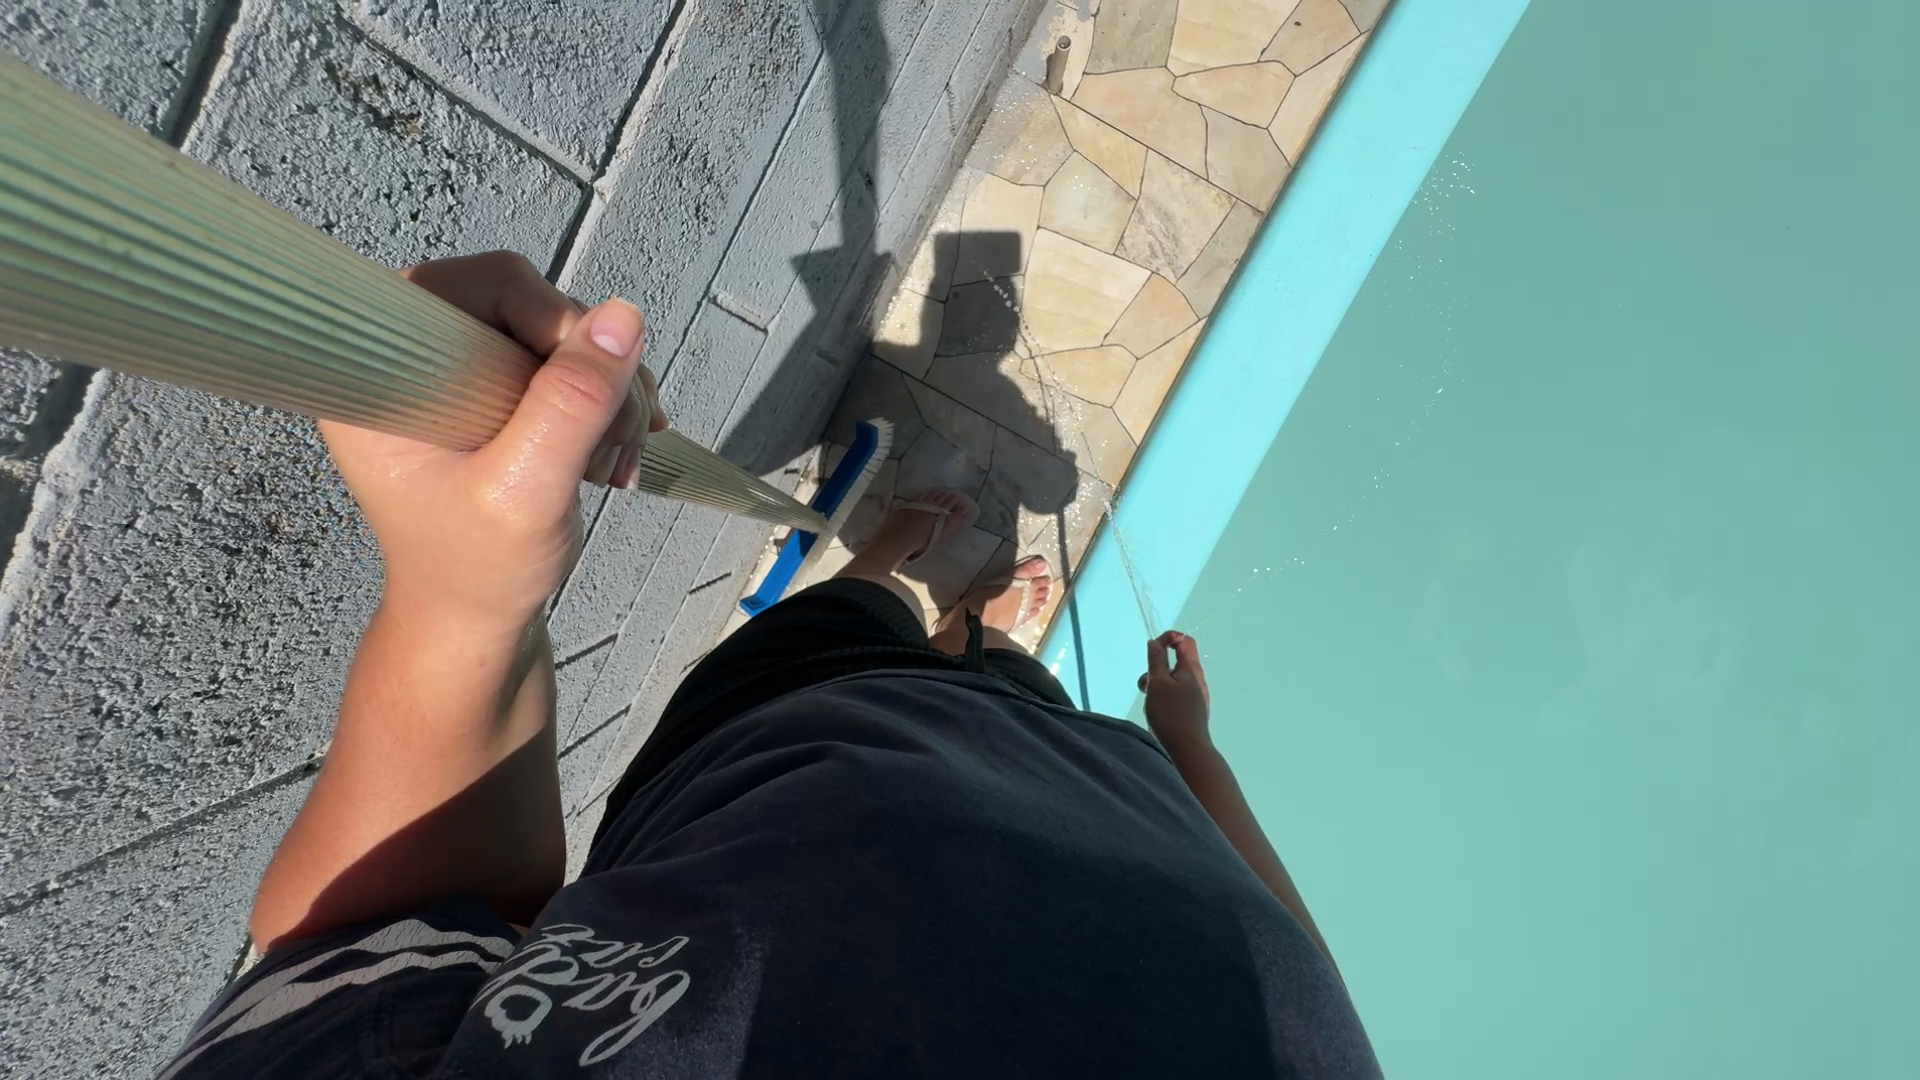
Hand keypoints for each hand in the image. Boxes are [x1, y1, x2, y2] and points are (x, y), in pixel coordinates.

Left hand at [320, 251, 667, 629]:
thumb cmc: (481, 565)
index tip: (590, 402)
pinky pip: (580, 369)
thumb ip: (572, 404)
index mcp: (393, 364)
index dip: (555, 326)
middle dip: (598, 375)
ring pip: (572, 340)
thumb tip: (626, 317)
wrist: (481, 611)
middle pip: (541, 309)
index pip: (487, 287)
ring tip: (618, 463)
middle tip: (618, 444)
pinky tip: (621, 452)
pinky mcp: (505, 394)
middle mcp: (427, 353)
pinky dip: (615, 407)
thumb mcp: (529, 489)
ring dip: (616, 397)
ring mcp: (470, 372)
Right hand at [1139, 631, 1211, 748]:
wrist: (1187, 749)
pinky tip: (1156, 710)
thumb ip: (1156, 660)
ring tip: (1149, 698)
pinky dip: (1162, 695)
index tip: (1152, 650)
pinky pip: (1174, 693)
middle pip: (1176, 660)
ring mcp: (1195, 695)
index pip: (1184, 640)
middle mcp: (1196, 679)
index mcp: (1191, 669)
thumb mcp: (1158, 683)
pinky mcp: (1190, 709)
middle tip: (1147, 682)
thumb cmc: (1171, 713)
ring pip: (1173, 678)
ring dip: (1157, 683)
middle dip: (1156, 666)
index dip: (1168, 638)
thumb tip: (1155, 643)